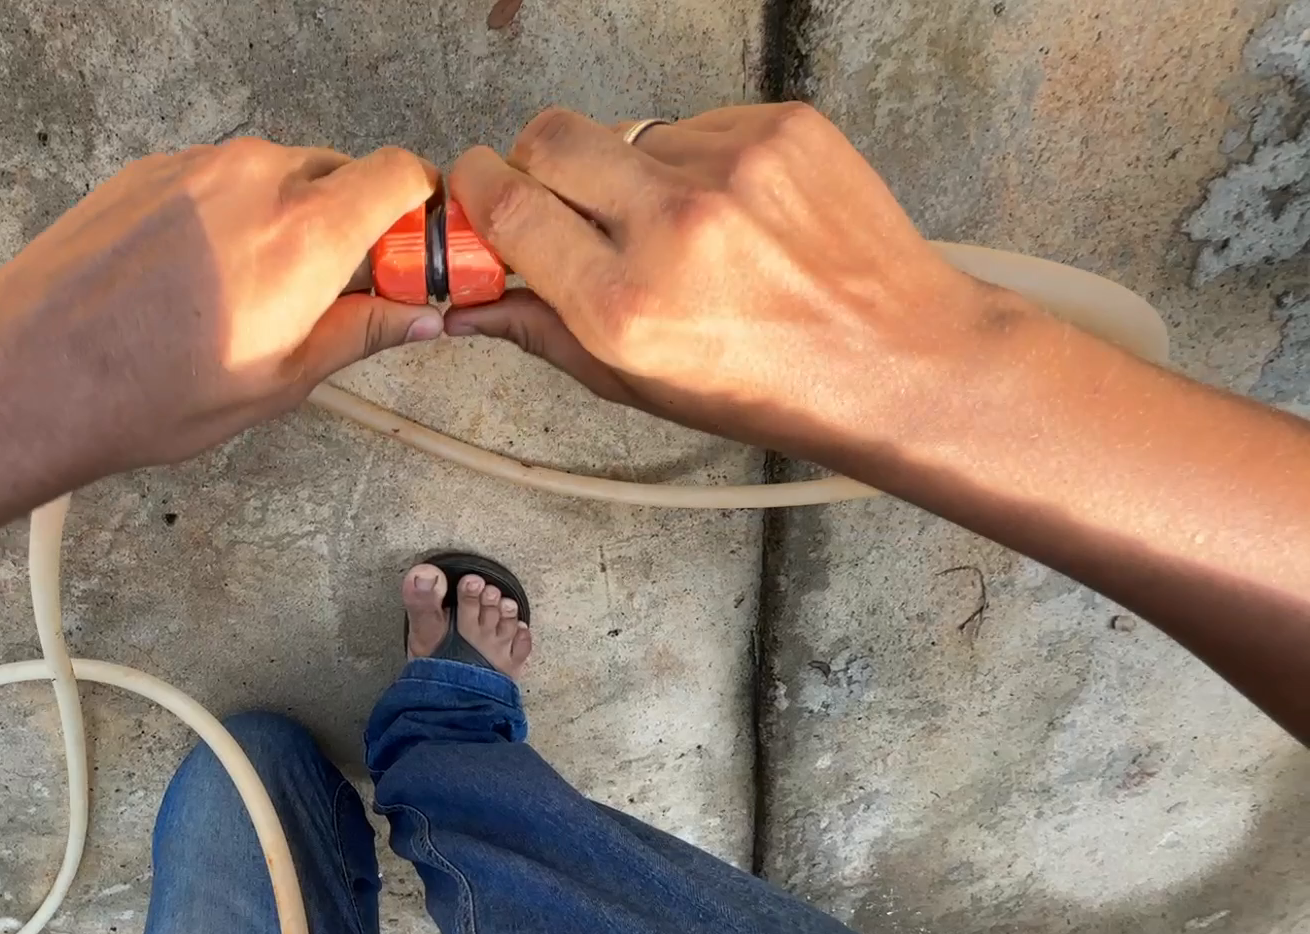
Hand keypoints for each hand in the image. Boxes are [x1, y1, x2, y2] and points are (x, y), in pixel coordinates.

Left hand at [0, 138, 443, 473]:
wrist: (34, 372)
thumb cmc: (150, 393)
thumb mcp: (279, 382)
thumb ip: (361, 334)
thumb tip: (420, 317)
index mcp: (304, 234)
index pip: (400, 174)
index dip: (420, 209)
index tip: (409, 254)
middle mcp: (257, 178)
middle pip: (342, 174)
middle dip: (355, 225)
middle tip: (333, 290)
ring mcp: (199, 164)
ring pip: (281, 175)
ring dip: (291, 222)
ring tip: (254, 293)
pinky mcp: (153, 169)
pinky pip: (224, 179)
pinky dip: (237, 215)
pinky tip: (204, 276)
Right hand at [443, 105, 1004, 456]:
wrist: (888, 356)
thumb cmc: (754, 386)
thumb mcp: (627, 380)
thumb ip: (537, 331)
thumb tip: (469, 308)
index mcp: (622, 305)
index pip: (509, 209)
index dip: (471, 188)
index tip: (467, 188)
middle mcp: (671, 225)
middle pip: (549, 136)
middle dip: (527, 161)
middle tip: (547, 200)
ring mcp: (730, 164)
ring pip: (619, 131)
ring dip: (612, 171)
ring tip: (657, 225)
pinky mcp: (778, 125)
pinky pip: (686, 126)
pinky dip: (678, 163)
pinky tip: (711, 210)